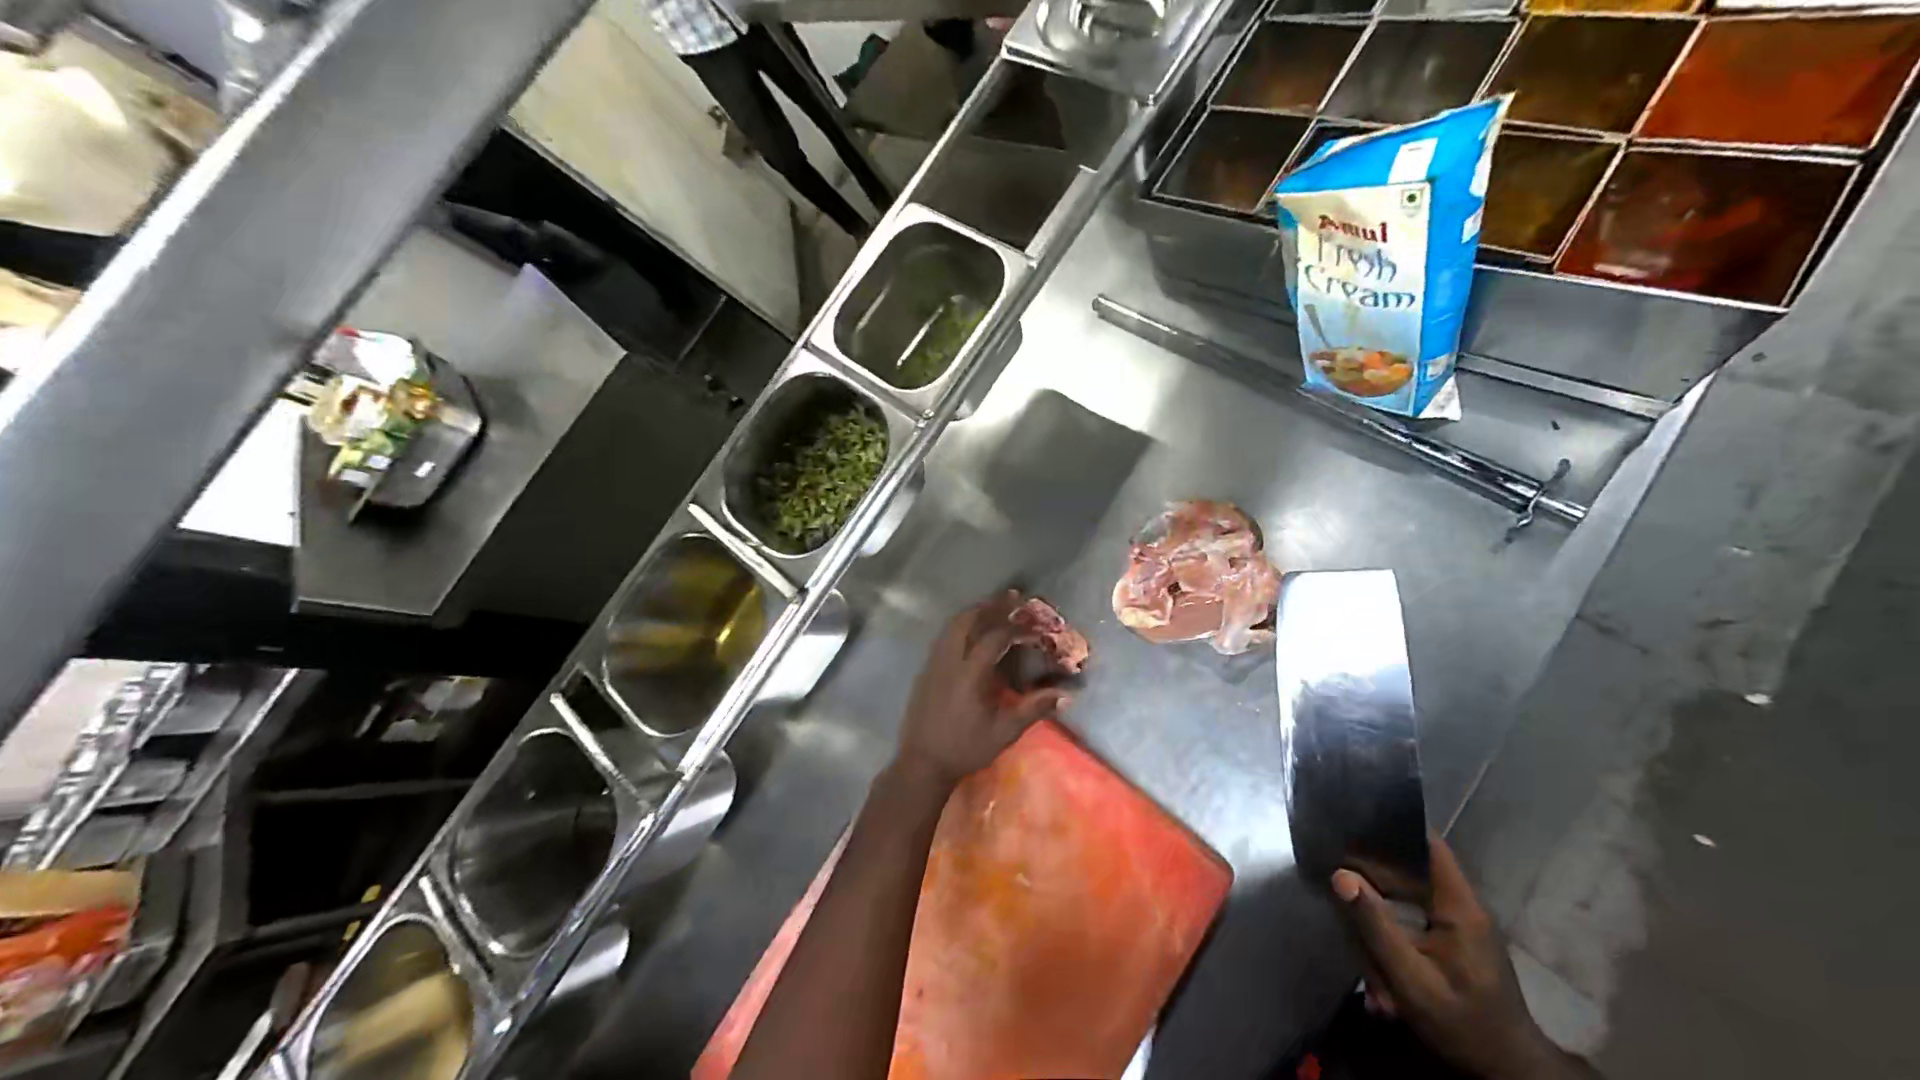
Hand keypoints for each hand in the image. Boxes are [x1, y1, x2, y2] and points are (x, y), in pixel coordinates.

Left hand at [892, 590, 1070, 791]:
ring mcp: (934, 663)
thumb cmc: (965, 748)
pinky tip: (970, 631)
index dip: (1016, 627)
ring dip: (974, 612)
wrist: (922, 762)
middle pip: (968, 620)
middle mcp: (949, 661)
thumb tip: (1066, 695)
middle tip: (1012, 597)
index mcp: (970, 674)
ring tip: (993, 607)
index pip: (995, 638)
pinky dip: (960, 625)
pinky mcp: (926, 670)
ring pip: (952, 626)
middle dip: (991, 606)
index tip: (1033, 625)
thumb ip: (1033, 709)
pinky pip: (943, 637)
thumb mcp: (1004, 732)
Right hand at [1332, 836, 1598, 1079]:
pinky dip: (1388, 930)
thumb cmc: (1464, 1023)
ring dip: (1377, 914)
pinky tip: (1374, 960)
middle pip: (1409, 869)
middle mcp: (1461, 906)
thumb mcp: (1412, 981)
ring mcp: (1457, 924)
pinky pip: (1410, 918)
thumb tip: (1339, 875)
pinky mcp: (1450, 940)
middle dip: (1371, 878)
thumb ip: (1375, 926)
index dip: (1395, 826)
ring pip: (1404, 896)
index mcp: (1460, 907)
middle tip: (1334, 881)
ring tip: (1355, 937)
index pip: (1430, 845)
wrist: (1509, 1071)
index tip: (1354, 819)